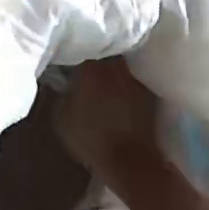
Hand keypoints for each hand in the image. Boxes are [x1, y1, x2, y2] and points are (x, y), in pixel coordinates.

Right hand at [56, 57, 164, 192]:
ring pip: (118, 65)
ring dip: (110, 70)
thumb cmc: (90, 140)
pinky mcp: (147, 93)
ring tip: (101, 80)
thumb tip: (61, 82)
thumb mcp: (61, 119)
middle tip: (84, 68)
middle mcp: (114, 67)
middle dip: (94, 57)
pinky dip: (123, 83)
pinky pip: (131, 80)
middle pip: (103, 53)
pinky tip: (117, 93)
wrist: (130, 161)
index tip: (67, 60)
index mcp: (90, 70)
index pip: (81, 48)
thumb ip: (62, 95)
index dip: (74, 52)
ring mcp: (133, 79)